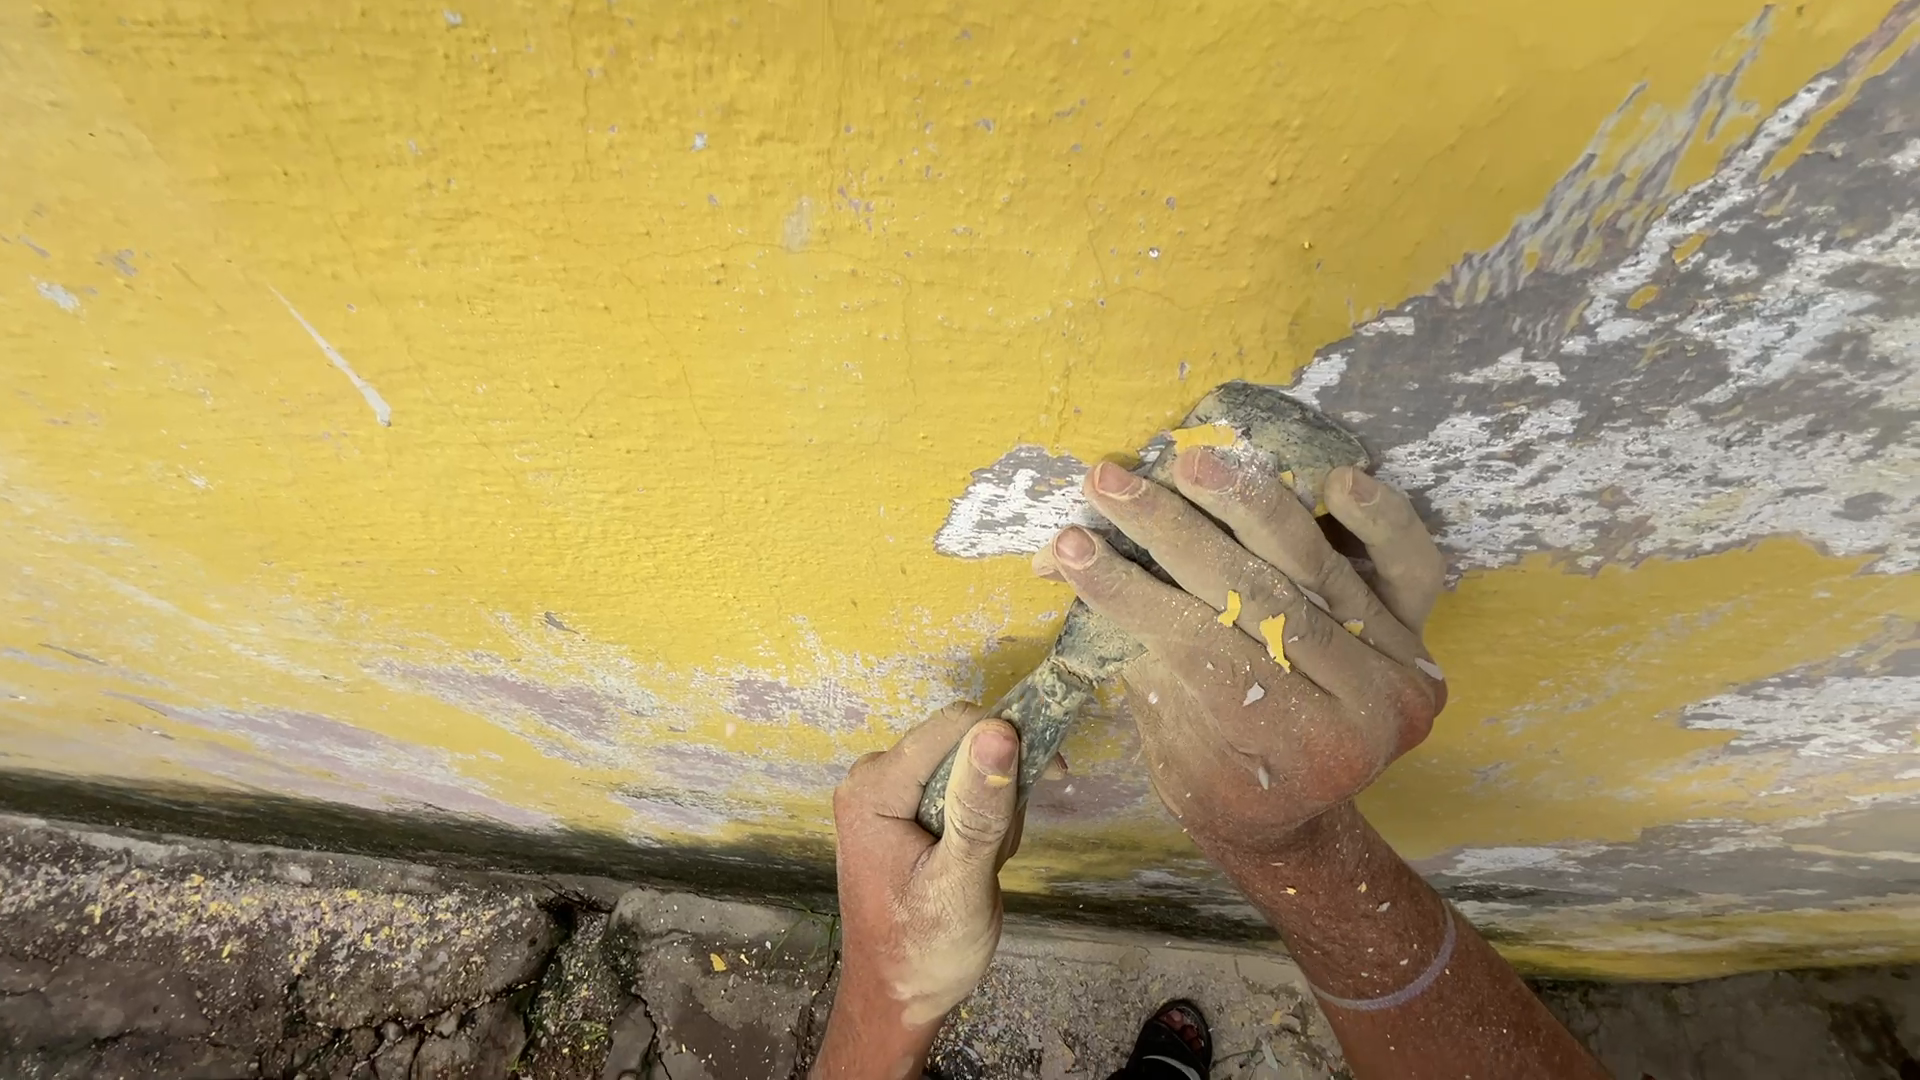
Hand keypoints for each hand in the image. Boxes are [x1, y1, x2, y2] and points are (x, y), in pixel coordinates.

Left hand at [812, 703, 1023, 1077]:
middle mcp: (873, 775)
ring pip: (965, 764)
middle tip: (999, 849)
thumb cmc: (923, 952)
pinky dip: (980, 817)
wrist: (896, 997)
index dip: (1005, 738)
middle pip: (960, 743)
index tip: (1050, 772)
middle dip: (996, 788)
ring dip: (991, 809)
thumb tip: (998, 729)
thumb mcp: (960, 884)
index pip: (952, 726)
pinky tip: (974, 858)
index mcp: (874, 787)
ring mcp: (886, 789)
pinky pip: (956, 785)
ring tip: (984, 863)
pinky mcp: (901, 804)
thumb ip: (979, 808)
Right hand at [1035, 452, 1445, 868]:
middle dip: (1170, 533)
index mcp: (1287, 748)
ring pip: (1316, 566)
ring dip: (1245, 504)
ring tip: (1186, 464)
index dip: (1127, 591)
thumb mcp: (1165, 734)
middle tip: (1108, 485)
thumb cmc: (1217, 778)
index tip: (1070, 545)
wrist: (1300, 810)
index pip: (1195, 646)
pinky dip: (1382, 520)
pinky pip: (1414, 565)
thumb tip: (1058, 560)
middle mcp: (1357, 709)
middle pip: (1253, 595)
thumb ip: (1127, 643)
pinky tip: (1337, 480)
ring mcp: (1395, 664)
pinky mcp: (1416, 628)